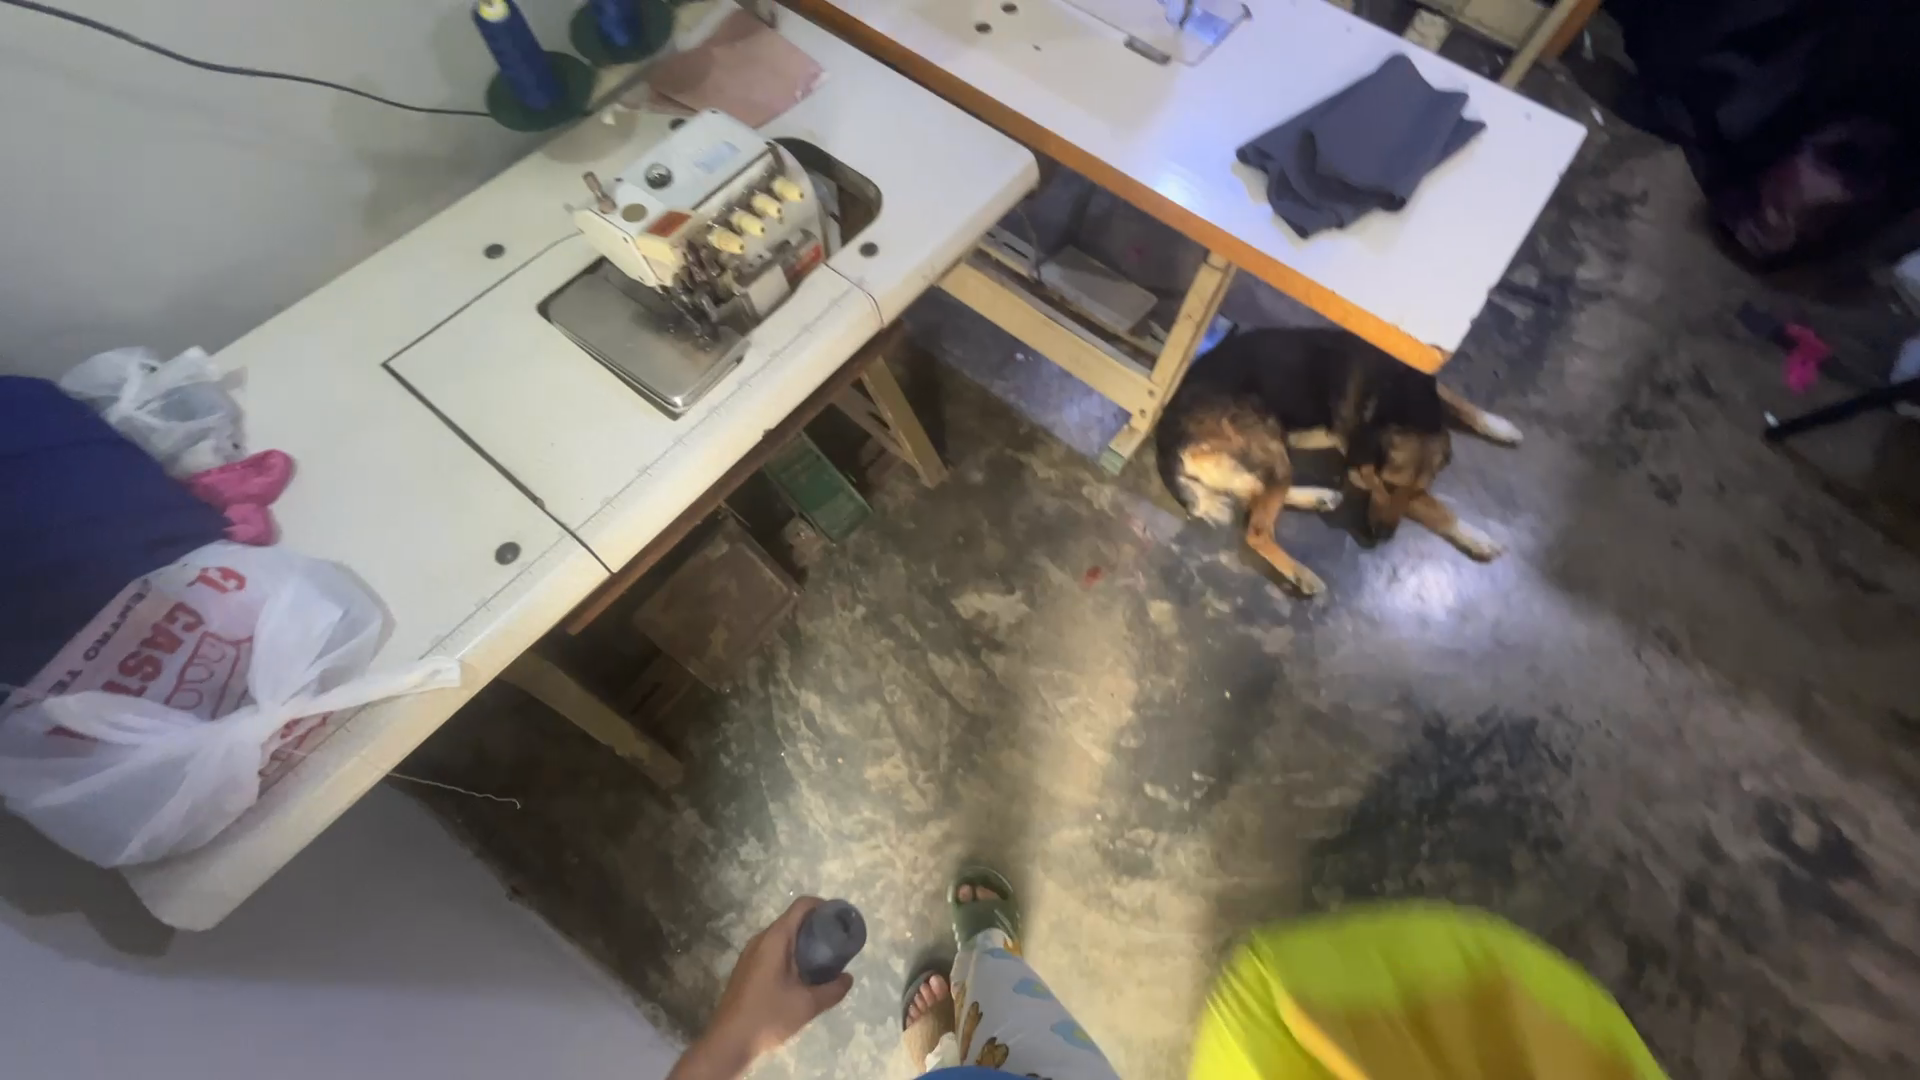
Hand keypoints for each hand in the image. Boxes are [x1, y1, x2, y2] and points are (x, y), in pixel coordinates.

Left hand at [672, 897, 853, 1079]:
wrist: (727, 1043)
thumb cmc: (768, 1016)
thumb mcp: (807, 1005)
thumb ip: (833, 990)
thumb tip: (848, 978)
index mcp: (776, 937)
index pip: (802, 905)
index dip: (823, 906)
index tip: (838, 920)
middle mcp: (761, 939)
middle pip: (792, 919)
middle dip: (815, 926)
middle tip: (834, 943)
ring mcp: (750, 953)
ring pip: (781, 935)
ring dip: (801, 941)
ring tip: (820, 959)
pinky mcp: (745, 968)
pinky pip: (771, 949)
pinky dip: (788, 952)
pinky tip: (798, 976)